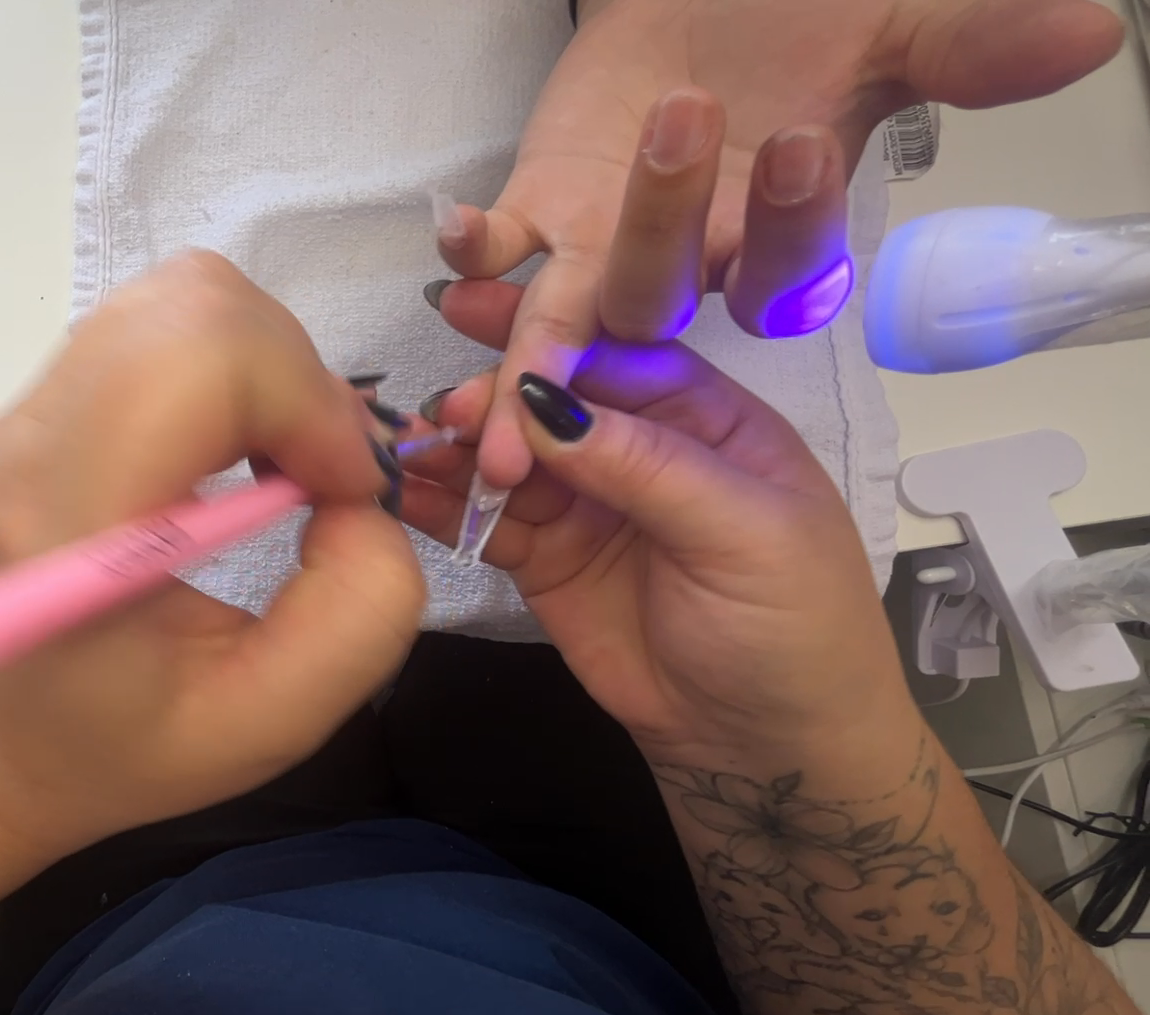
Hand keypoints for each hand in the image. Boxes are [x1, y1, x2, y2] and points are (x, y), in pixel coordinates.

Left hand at [0, 252, 424, 853]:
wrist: (6, 741)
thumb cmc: (123, 749)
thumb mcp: (268, 723)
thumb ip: (357, 611)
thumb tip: (360, 493)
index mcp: (66, 530)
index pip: (192, 365)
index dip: (304, 402)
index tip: (344, 489)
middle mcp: (28, 443)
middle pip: (192, 307)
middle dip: (296, 377)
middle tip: (320, 472)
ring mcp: (23, 411)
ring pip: (179, 298)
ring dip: (267, 366)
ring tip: (282, 458)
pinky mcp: (41, 401)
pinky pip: (159, 324)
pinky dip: (232, 364)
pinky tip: (237, 443)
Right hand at [402, 339, 909, 752]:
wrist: (755, 743)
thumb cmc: (788, 629)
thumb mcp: (743, 533)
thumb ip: (644, 464)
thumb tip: (542, 407)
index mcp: (699, 421)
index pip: (614, 360)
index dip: (552, 350)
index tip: (492, 356)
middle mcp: (628, 451)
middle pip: (545, 405)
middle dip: (493, 406)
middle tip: (446, 420)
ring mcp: (576, 505)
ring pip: (503, 460)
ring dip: (454, 453)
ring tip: (407, 453)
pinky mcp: (536, 557)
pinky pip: (481, 523)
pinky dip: (442, 508)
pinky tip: (407, 497)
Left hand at [437, 0, 1122, 488]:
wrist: (715, 1)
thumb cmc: (803, 20)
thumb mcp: (896, 24)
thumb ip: (961, 45)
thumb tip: (1088, 36)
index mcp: (763, 244)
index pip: (778, 277)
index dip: (778, 253)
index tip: (787, 180)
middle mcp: (675, 268)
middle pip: (641, 318)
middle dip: (591, 366)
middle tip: (533, 444)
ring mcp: (595, 247)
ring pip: (557, 312)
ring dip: (522, 348)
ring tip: (477, 409)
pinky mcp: (540, 209)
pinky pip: (502, 240)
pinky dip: (476, 240)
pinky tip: (453, 236)